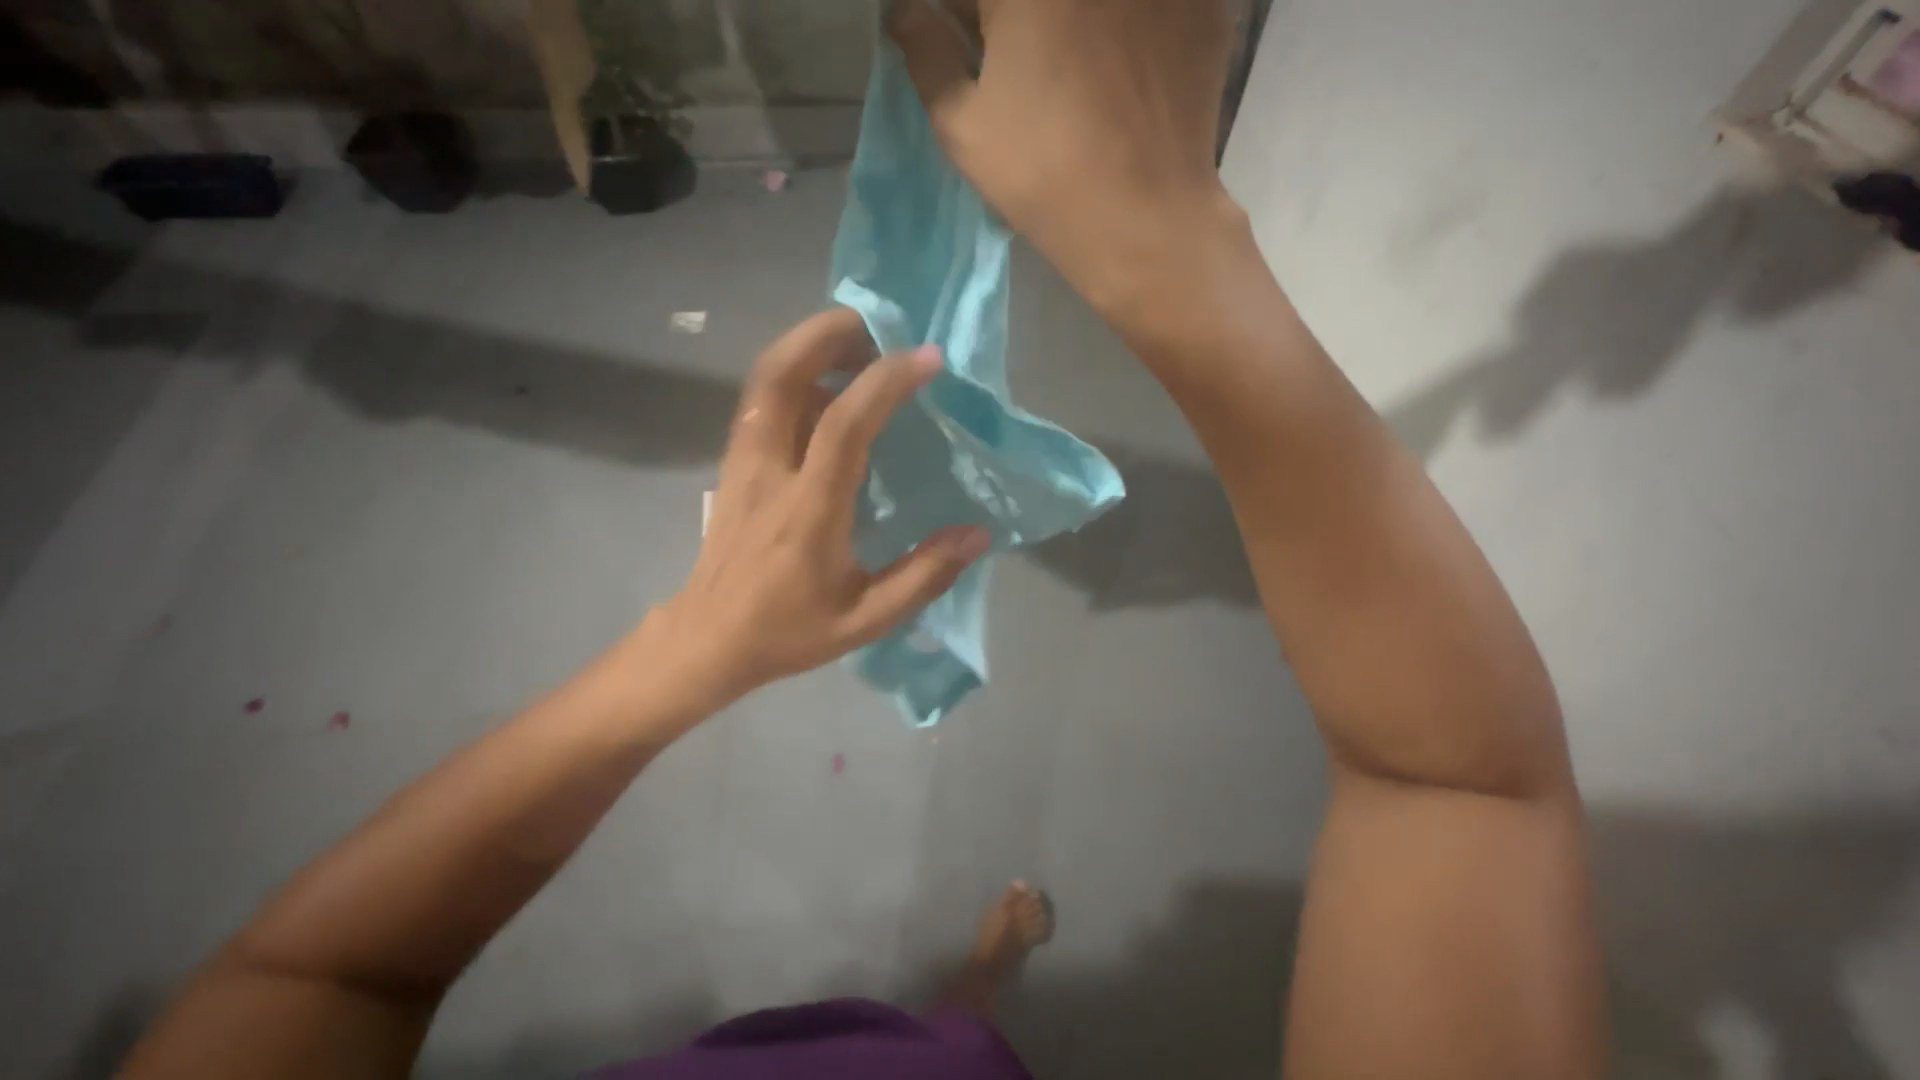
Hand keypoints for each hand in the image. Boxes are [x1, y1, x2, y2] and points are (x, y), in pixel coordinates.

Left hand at [655, 307, 990, 704]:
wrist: (709, 639)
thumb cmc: (789, 630)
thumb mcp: (866, 619)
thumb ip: (923, 576)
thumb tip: (976, 534)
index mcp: (808, 509)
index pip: (844, 425)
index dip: (885, 382)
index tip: (927, 359)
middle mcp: (769, 470)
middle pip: (781, 375)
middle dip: (827, 334)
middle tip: (878, 330)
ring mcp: (743, 462)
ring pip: (765, 380)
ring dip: (809, 347)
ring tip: (858, 350)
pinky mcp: (733, 463)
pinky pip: (761, 401)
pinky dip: (794, 375)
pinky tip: (827, 390)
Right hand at [888, 0, 1240, 314]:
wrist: (1143, 219)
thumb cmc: (1040, 174)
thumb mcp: (961, 124)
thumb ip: (927, 56)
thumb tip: (904, 12)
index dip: (971, 19)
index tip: (973, 44)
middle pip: (1042, 2)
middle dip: (1019, 22)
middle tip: (1017, 56)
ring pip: (1101, 7)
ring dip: (1080, 28)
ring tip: (1075, 73)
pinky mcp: (1204, 7)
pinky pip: (1162, 5)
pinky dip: (1140, 25)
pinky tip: (1130, 64)